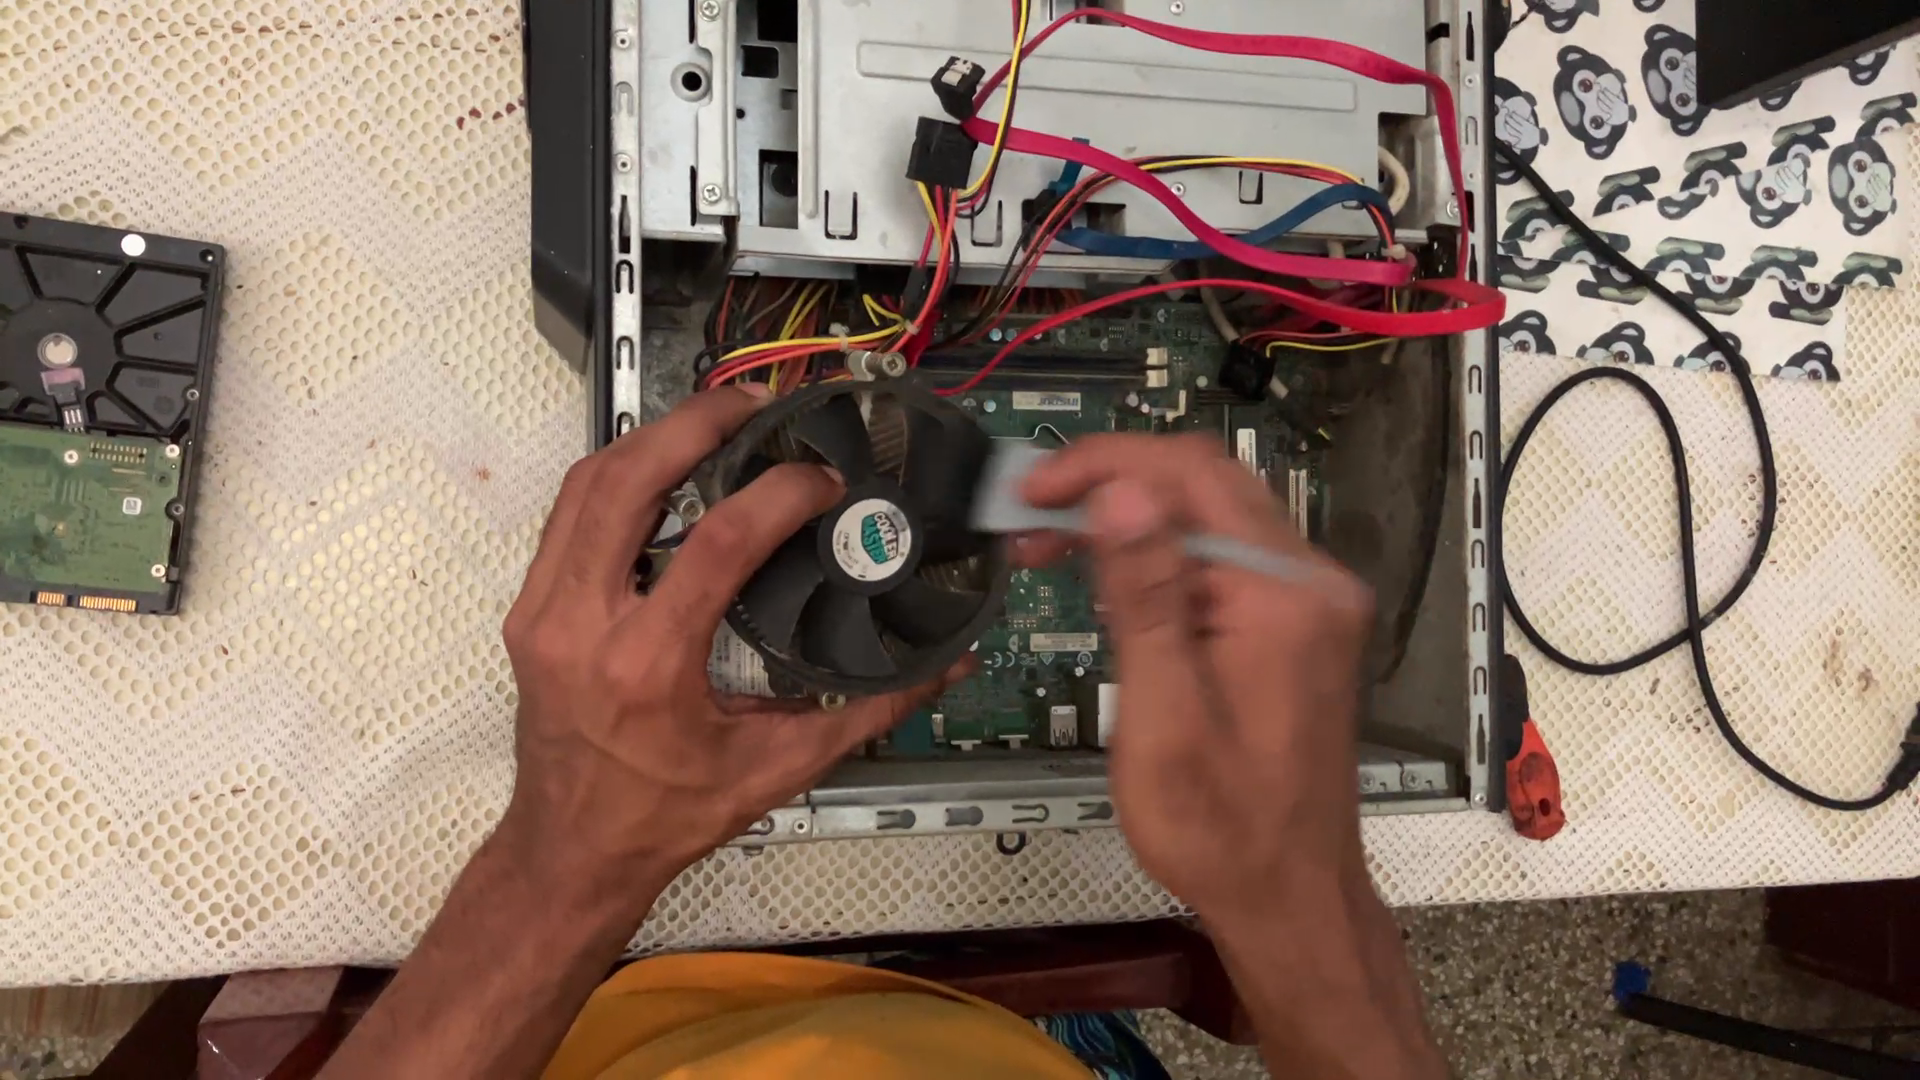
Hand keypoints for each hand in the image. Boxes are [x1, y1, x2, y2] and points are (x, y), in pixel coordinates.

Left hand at [501, 386, 949, 900]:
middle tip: (758, 405)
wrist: (569, 852)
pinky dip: (622, 471)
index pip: (717, 543)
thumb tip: (945, 668)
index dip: (779, 494)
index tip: (822, 481)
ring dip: (654, 437)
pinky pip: (571, 511)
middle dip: (695, 424)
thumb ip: (869, 711)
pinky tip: (668, 465)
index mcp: (650, 666)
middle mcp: (581, 624)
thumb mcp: (780, 768)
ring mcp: (542, 610)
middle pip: (628, 482)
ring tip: (718, 419)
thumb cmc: (671, 815)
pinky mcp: (531, 608)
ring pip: (588, 484)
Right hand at [1017, 435, 1376, 929]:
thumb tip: (1120, 495)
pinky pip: (1215, 557)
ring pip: (1203, 515)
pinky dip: (1152, 554)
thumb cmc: (1221, 828)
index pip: (1187, 476)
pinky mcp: (1289, 621)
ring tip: (1050, 546)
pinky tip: (1107, 581)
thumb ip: (1146, 597)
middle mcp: (1307, 581)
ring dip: (1122, 517)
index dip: (1100, 466)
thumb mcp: (1164, 715)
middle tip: (1031, 517)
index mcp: (1282, 595)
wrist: (1289, 896)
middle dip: (1104, 485)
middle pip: (1198, 483)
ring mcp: (1303, 599)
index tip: (1032, 493)